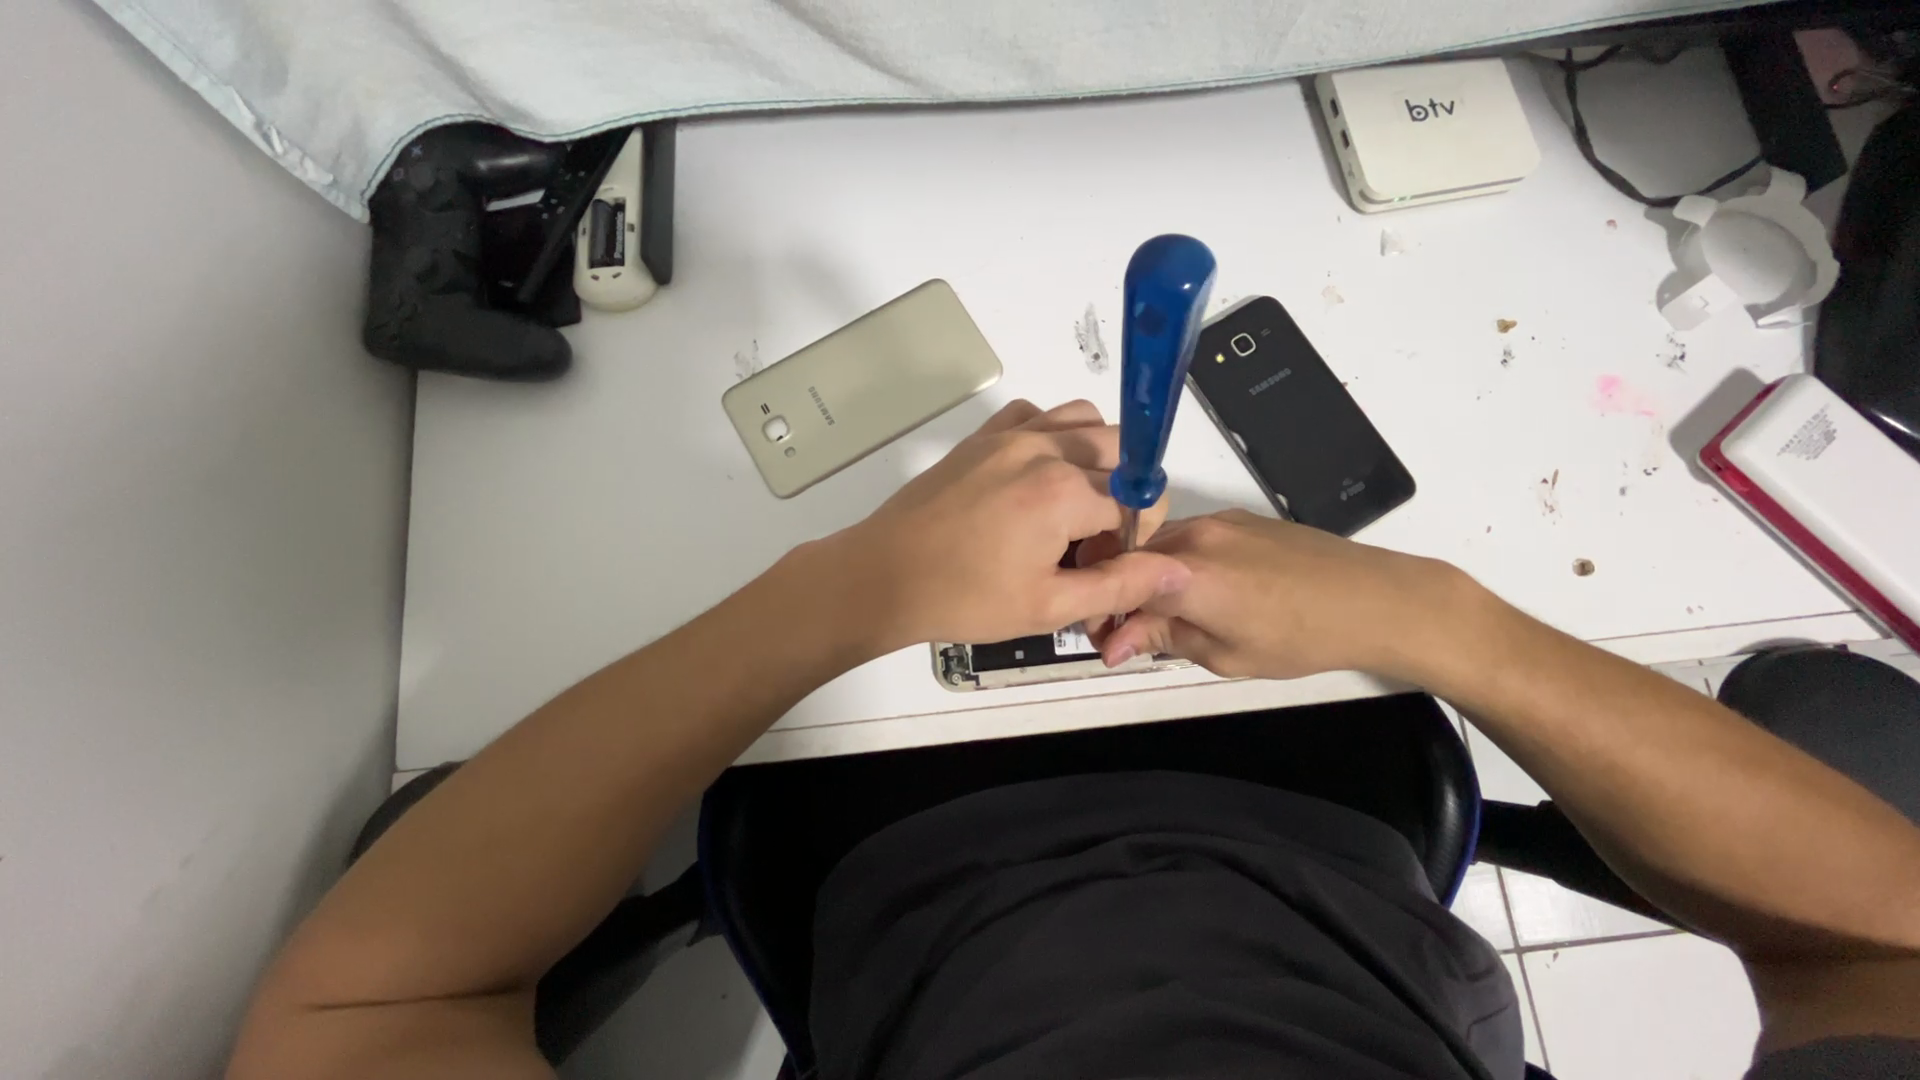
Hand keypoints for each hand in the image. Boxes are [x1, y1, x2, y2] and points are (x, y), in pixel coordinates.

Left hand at [836, 399, 1185, 648]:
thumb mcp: (1048, 607)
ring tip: (1070, 507)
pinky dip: (1052, 435)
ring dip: (1096, 458)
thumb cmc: (965, 599)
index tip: (1103, 565)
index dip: (1135, 537)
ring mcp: (1009, 435)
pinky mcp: (982, 436)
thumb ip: (1119, 586)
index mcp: (1065, 492)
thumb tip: (1178, 570)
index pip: (1140, 498)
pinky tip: (1037, 478)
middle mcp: (1044, 449)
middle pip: (1122, 450)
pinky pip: (1036, 415)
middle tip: (1088, 542)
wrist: (885, 576)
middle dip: (1123, 494)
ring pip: (1084, 420)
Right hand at [1091, 509, 1473, 679]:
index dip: (1102, 614)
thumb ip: (1164, 639)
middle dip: (1120, 593)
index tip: (1106, 642)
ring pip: (1158, 545)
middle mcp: (1194, 536)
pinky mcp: (1239, 517)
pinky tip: (1199, 591)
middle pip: (1130, 559)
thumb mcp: (1225, 655)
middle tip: (1130, 632)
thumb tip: (1115, 643)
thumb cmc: (1301, 637)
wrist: (1375, 599)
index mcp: (1187, 574)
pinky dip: (1177, 563)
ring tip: (1167, 614)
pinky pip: (1189, 537)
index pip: (1116, 587)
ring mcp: (1218, 521)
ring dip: (1148, 576)